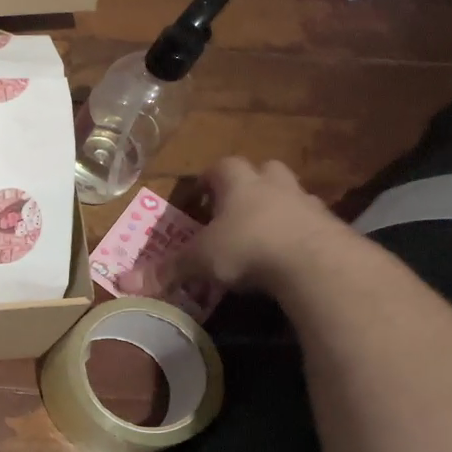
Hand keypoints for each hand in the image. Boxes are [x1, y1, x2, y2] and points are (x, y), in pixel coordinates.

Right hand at [118, 158, 352, 297]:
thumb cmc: (247, 247)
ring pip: (289, 194)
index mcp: (239, 185)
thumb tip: (122, 284)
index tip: (198, 196)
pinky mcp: (329, 227)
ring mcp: (306, 203)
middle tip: (232, 209)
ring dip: (274, 207)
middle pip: (263, 171)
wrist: (314, 261)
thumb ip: (165, 271)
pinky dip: (295, 233)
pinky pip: (308, 222)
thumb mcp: (199, 261)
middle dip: (248, 184)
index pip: (221, 166)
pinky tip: (284, 255)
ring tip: (258, 234)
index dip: (207, 179)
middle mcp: (274, 186)